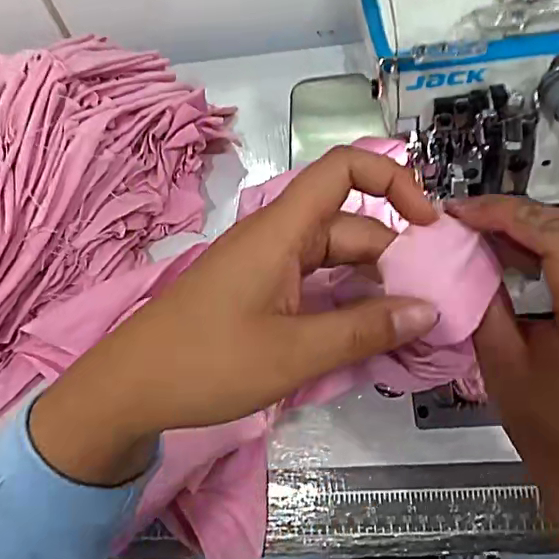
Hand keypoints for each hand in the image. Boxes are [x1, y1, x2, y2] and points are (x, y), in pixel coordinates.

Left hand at [30, 147, 442, 484]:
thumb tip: (427, 310)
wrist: (127, 389)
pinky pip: (315, 283)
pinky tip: (367, 334)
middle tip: (431, 305)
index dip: (392, 179)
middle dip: (393, 257)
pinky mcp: (260, 290)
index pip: (343, 169)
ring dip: (372, 287)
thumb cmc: (206, 363)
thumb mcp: (294, 353)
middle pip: (349, 224)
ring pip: (335, 259)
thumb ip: (364, 330)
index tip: (427, 223)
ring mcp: (267, 264)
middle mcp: (278, 236)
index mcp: (282, 229)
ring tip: (409, 326)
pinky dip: (345, 303)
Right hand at [448, 196, 558, 533]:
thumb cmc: (542, 419)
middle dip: (513, 213)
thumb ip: (486, 294)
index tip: (459, 211)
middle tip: (466, 215)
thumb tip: (471, 248)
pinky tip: (517, 248)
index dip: (502, 214)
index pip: (552, 236)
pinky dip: (550, 244)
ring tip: (484, 226)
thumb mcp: (500, 356)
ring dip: (531, 225)